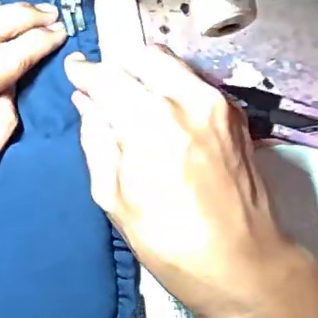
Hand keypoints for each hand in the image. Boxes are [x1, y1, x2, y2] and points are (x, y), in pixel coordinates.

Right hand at [66, 45, 317, 317]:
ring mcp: (219, 104)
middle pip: (145, 55)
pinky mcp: (237, 115)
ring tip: (137, 108)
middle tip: (107, 95)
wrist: (242, 262)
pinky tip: (168, 121)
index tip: (75, 73)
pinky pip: (197, 83)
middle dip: (121, 69)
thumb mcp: (115, 198)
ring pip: (175, 64)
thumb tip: (87, 104)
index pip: (108, 75)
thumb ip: (97, 140)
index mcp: (151, 121)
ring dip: (149, 75)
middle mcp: (189, 100)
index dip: (85, 72)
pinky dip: (176, 89)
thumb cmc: (173, 243)